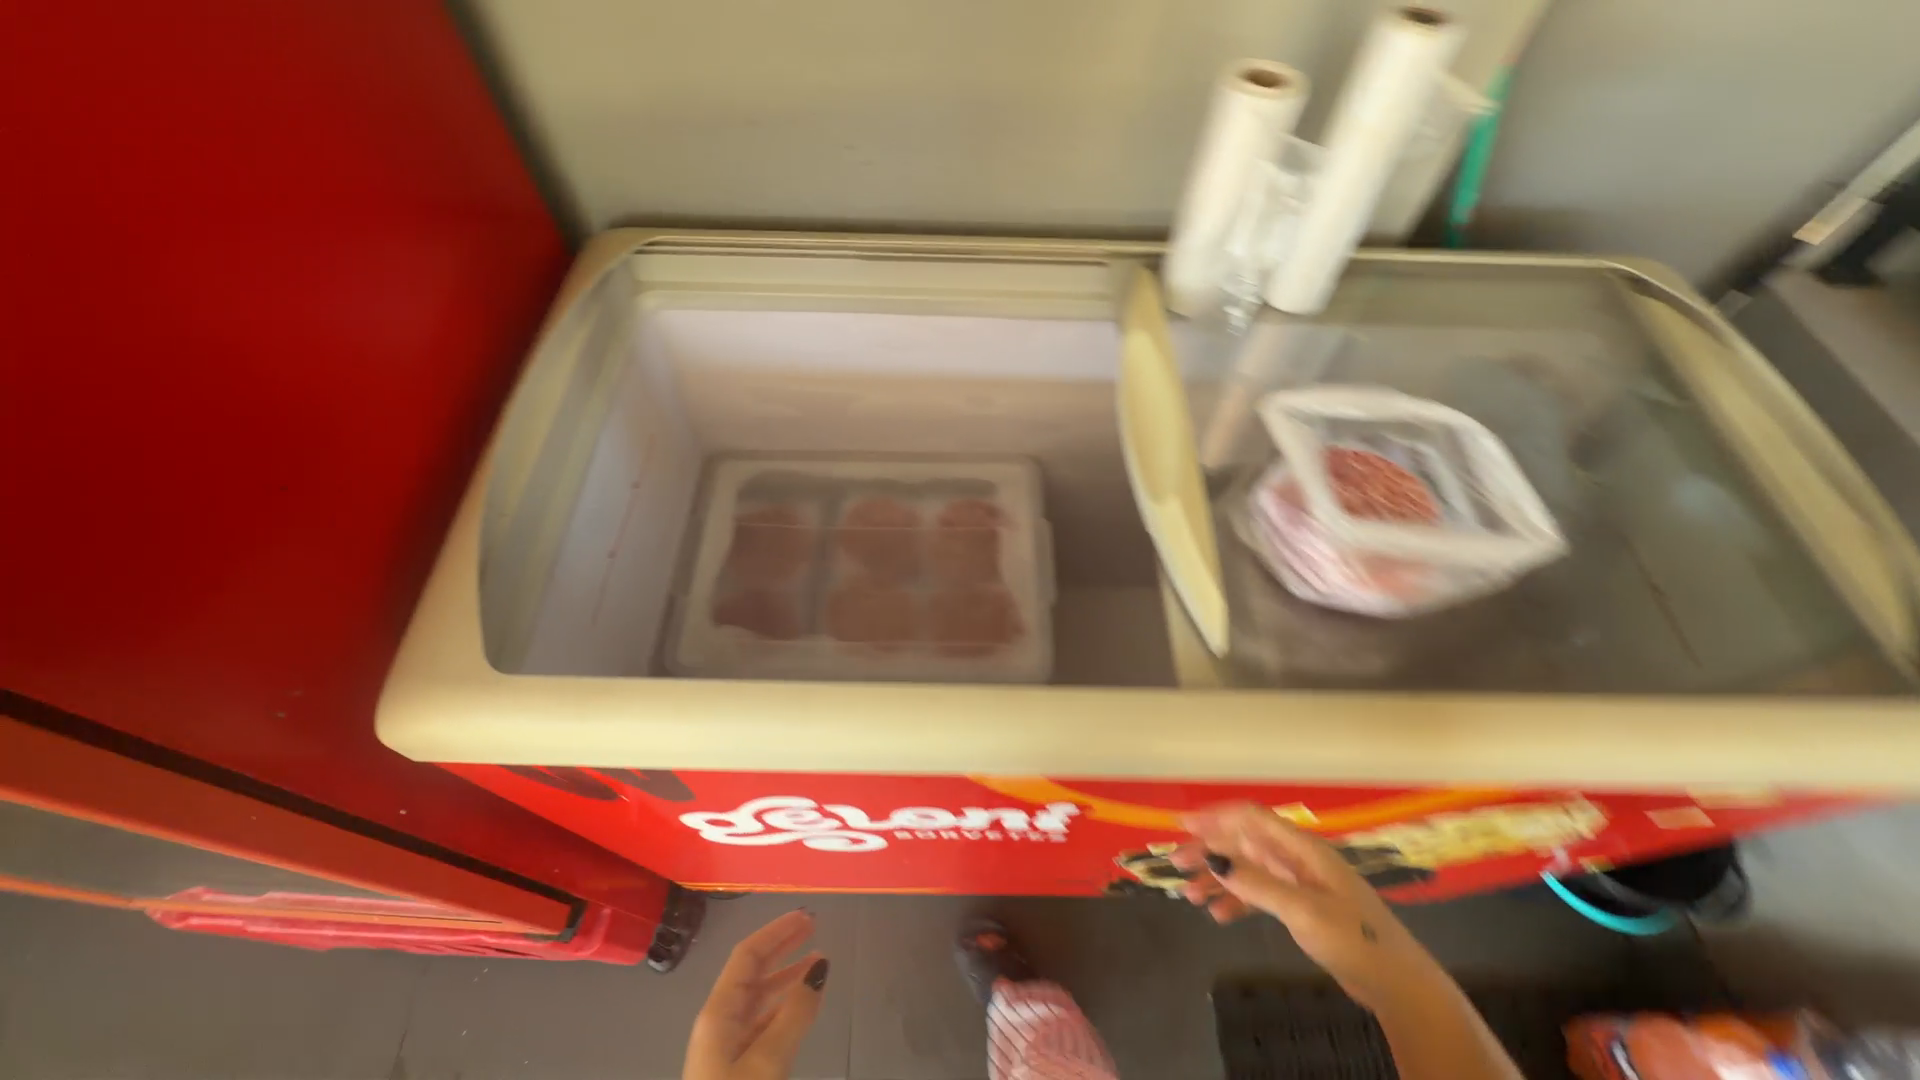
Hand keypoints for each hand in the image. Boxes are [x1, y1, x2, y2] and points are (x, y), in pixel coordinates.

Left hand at [684, 910, 828, 1079]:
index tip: (807, 916)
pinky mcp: (734, 1069)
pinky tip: (802, 1007)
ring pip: (758, 998)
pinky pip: (761, 1022)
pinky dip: (784, 1006)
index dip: (776, 932)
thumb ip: (795, 1015)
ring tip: (818, 964)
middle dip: (782, 947)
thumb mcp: (768, 1063)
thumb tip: (820, 966)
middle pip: (751, 972)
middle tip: (814, 928)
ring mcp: (724, 1047)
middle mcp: (718, 1023)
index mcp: (718, 1014)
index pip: (747, 957)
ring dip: (786, 976)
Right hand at [1172, 803, 1444, 1011]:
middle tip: (1176, 864)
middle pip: (1244, 844)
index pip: (1251, 819)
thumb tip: (1214, 859)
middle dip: (1210, 851)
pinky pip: (1260, 895)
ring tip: (1189, 894)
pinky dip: (1237, 901)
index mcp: (1302, 850)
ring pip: (1248, 870)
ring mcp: (1300, 884)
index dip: (1216, 817)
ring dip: (1219, 879)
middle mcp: (1298, 860)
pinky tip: (1219, 915)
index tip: (1183, 825)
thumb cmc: (1353, 938)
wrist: (1396, 983)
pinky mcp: (1303, 908)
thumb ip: (1257, 884)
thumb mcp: (1302, 910)